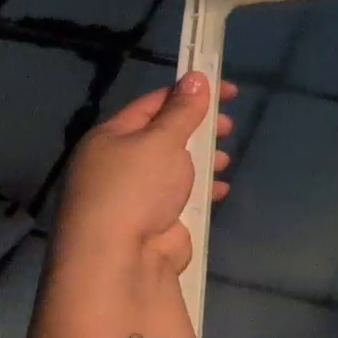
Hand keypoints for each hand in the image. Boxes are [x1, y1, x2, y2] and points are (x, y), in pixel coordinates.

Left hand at [55, 71, 235, 275]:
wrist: (119, 261)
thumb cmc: (137, 189)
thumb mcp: (163, 140)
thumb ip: (183, 110)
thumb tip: (196, 77)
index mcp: (109, 138)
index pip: (153, 103)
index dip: (190, 92)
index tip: (227, 91)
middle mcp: (115, 164)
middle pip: (165, 134)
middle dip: (199, 128)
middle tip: (228, 128)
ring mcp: (132, 195)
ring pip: (175, 165)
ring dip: (203, 159)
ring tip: (224, 162)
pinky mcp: (149, 220)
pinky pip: (181, 193)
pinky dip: (202, 188)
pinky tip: (219, 190)